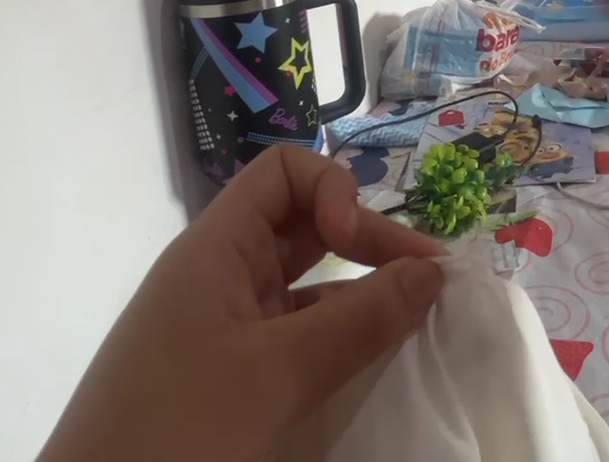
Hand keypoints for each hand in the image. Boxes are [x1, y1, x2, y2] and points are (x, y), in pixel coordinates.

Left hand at [37, 146, 443, 461]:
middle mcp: (221, 274)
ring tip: (416, 314)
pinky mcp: (231, 375)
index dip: (330, 189)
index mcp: (215, 248)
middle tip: (428, 277)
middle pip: (304, 224)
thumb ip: (360, 321)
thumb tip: (433, 271)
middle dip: (367, 239)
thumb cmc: (175, 436)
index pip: (283, 173)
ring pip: (307, 282)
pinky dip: (340, 334)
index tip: (355, 241)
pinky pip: (298, 332)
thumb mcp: (274, 376)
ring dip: (361, 289)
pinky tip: (375, 356)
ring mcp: (225, 326)